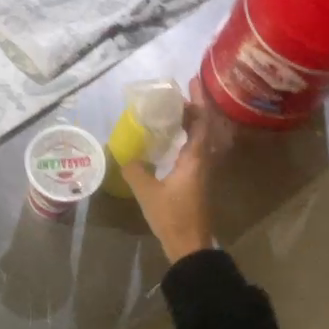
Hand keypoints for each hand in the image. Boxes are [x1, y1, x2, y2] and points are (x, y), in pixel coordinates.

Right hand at [122, 78, 230, 262]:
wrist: (190, 246)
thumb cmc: (172, 217)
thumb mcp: (148, 192)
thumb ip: (136, 171)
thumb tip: (125, 155)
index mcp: (195, 159)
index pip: (201, 122)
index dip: (197, 101)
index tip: (191, 82)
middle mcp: (203, 161)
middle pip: (204, 127)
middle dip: (193, 108)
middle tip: (176, 95)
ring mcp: (202, 172)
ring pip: (201, 139)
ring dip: (190, 123)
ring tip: (173, 112)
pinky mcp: (198, 182)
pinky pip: (195, 150)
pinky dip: (186, 138)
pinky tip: (172, 140)